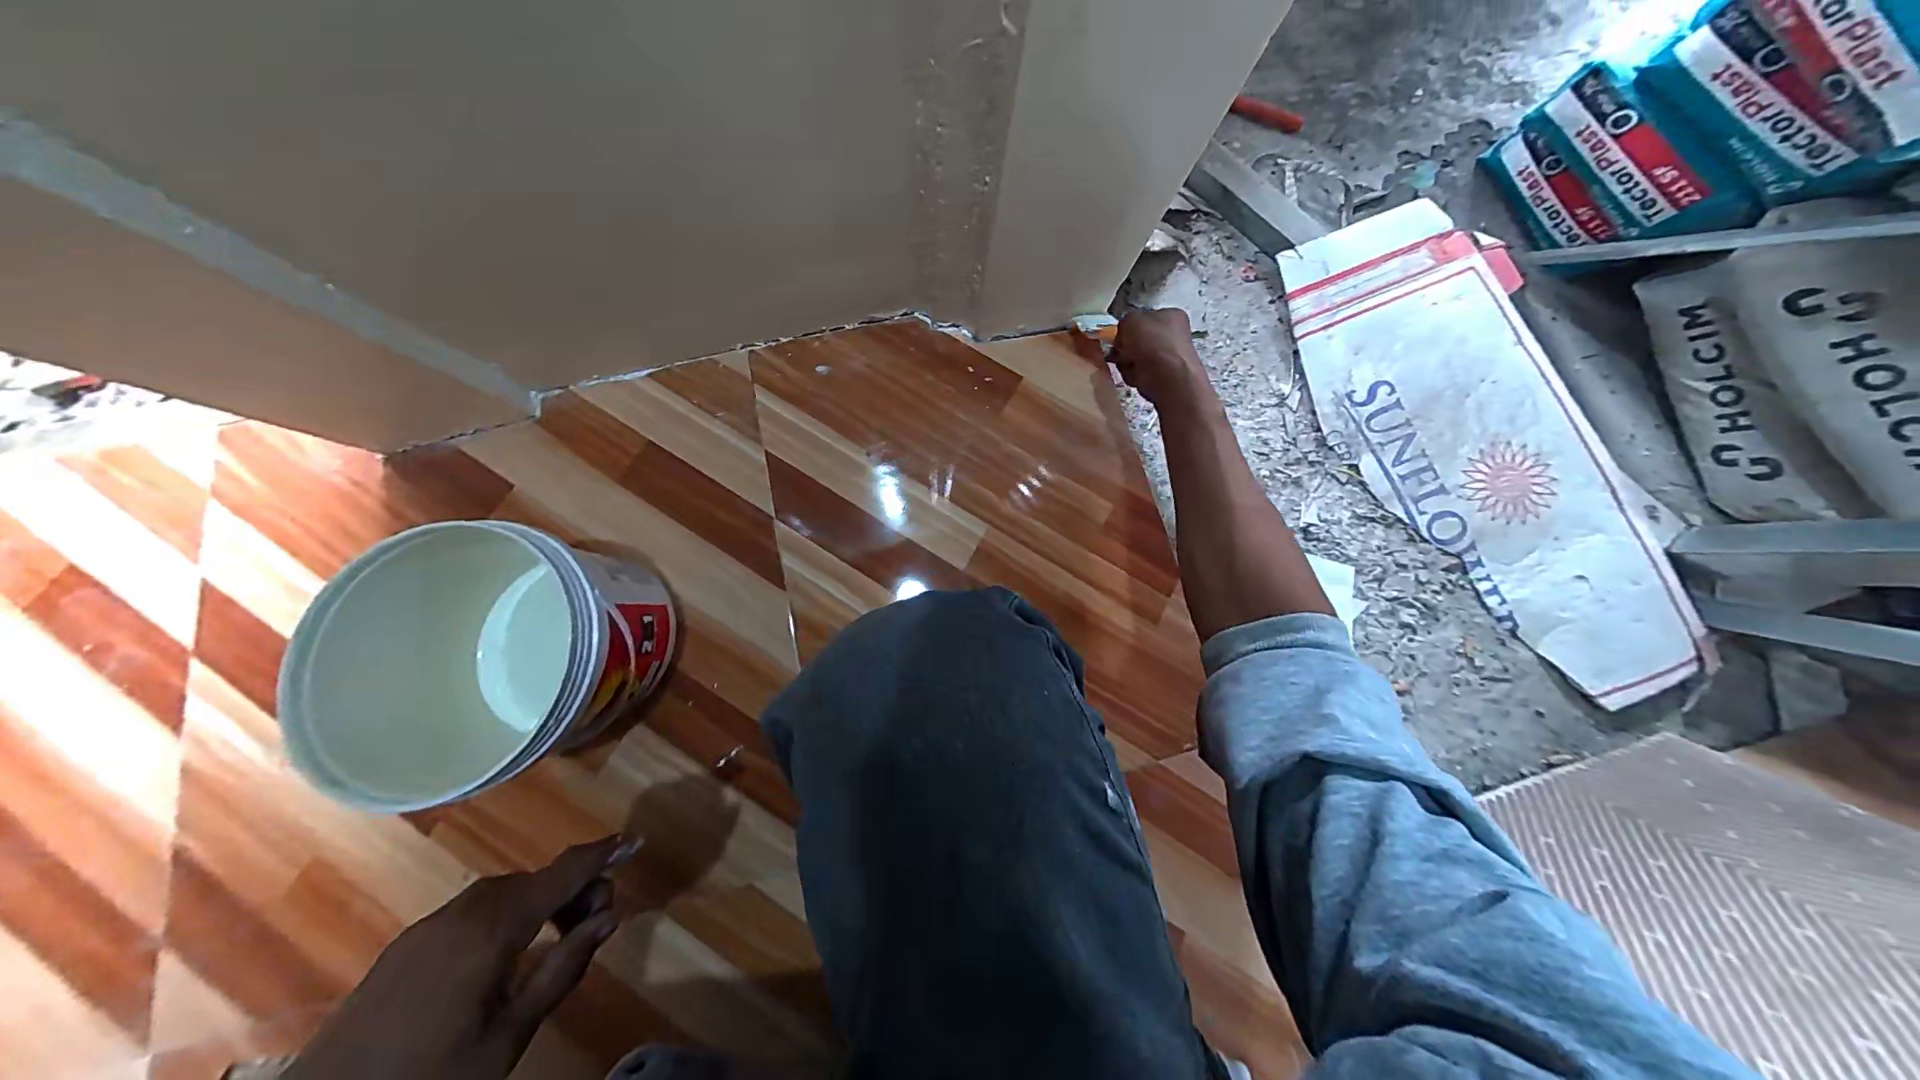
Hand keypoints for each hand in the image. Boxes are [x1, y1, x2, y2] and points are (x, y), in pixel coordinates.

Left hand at [284, 835, 639, 1079]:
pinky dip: (503, 913)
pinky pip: (470, 911)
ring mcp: (427, 928)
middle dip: (571, 889)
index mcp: (491, 931)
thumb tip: (608, 917)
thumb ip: (563, 968)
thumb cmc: (431, 1076)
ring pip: (500, 893)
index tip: (633, 840)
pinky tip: (505, 949)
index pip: (560, 876)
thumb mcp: (510, 1034)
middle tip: (595, 920)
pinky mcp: (405, 947)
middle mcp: (461, 915)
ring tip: (555, 934)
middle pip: (532, 881)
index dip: (600, 856)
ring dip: (536, 900)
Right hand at [1109, 309, 1211, 409]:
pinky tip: (1139, 378)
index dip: (1128, 328)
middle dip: (1127, 349)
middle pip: (1139, 341)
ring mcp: (1172, 358)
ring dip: (1128, 364)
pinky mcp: (1167, 378)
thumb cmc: (1153, 344)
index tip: (1120, 337)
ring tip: (1132, 367)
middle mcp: (1175, 335)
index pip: (1143, 319)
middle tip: (1123, 353)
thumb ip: (1125, 322)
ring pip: (1137, 360)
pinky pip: (1142, 375)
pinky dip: (1136, 377)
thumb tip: (1124, 335)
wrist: (1170, 379)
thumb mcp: (1131, 320)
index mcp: (1172, 315)